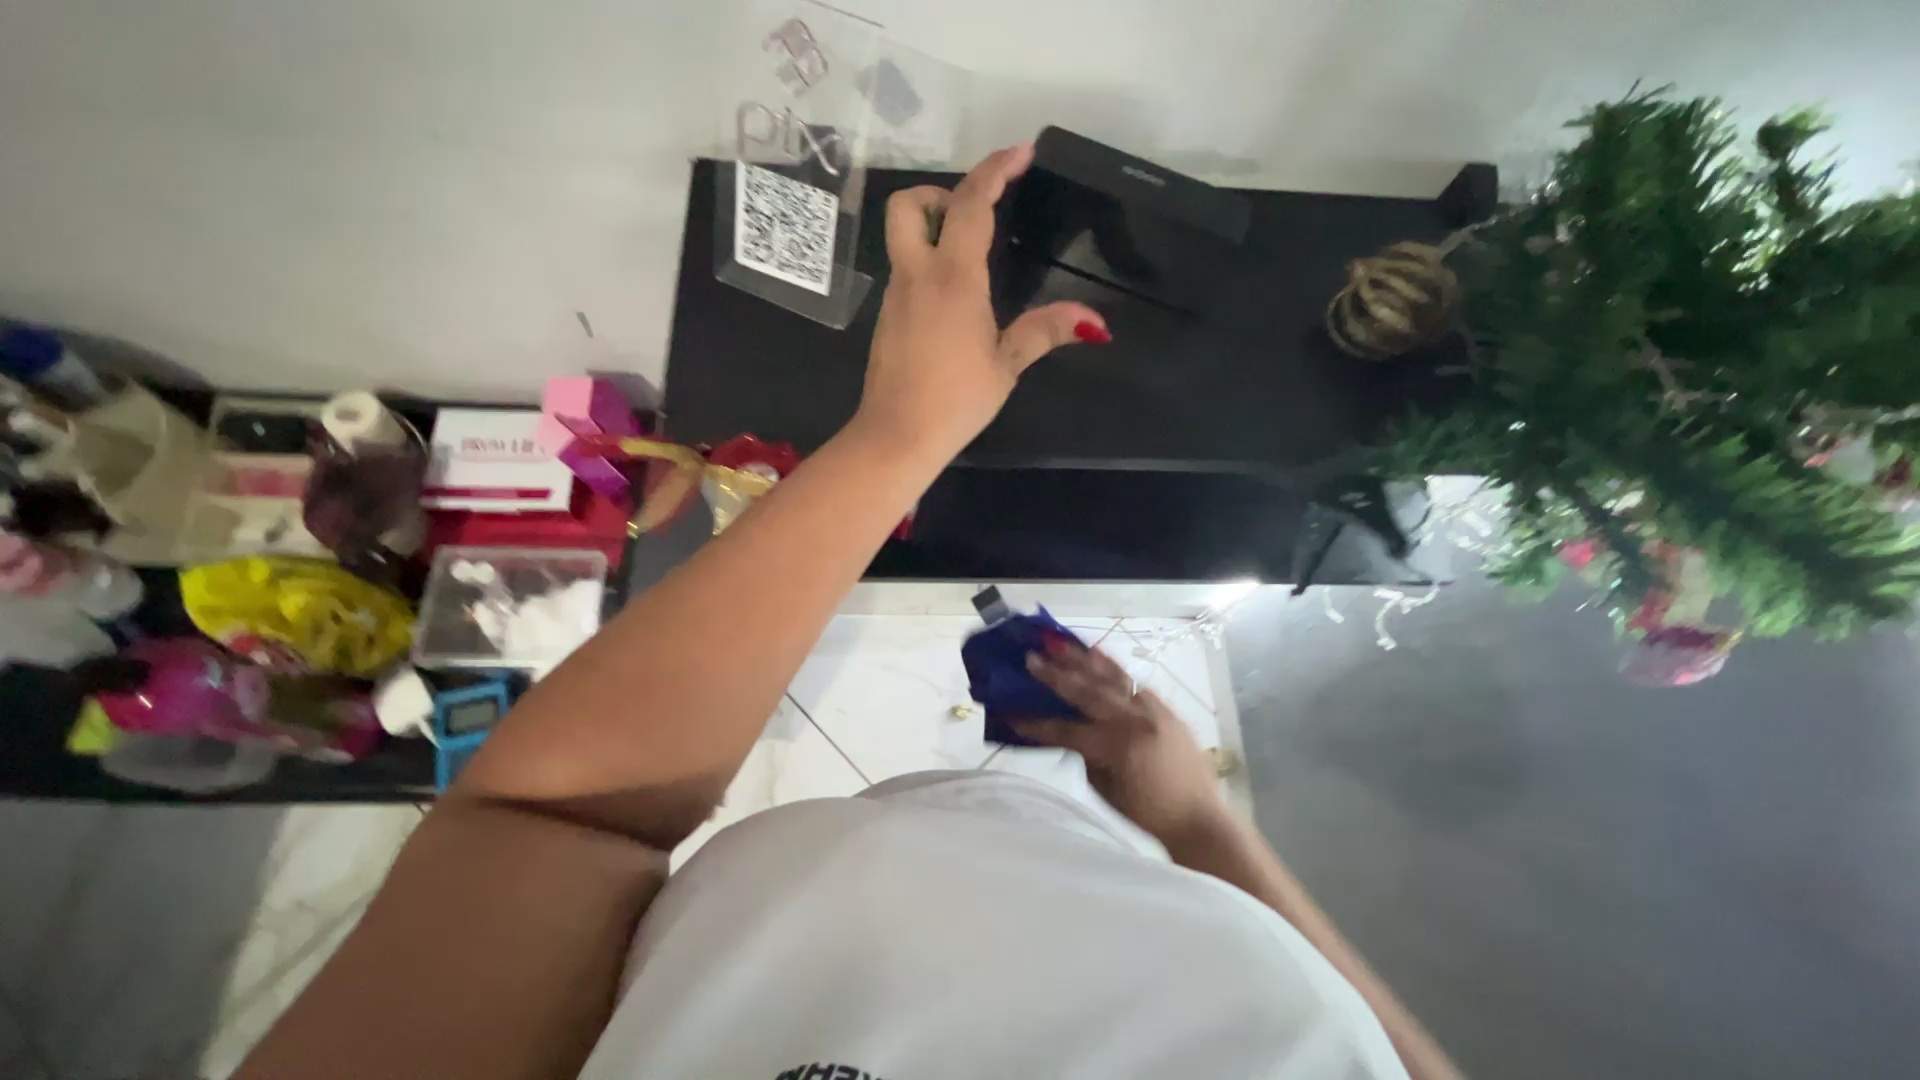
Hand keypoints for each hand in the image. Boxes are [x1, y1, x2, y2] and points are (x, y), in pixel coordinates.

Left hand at [852, 143, 1108, 457]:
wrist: (895, 436)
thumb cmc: (955, 400)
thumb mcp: (1006, 365)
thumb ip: (1045, 332)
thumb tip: (1094, 321)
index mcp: (953, 279)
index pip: (972, 205)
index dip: (996, 169)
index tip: (1021, 150)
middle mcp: (917, 276)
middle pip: (910, 205)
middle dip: (940, 194)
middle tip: (975, 217)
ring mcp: (896, 296)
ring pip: (902, 237)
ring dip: (932, 228)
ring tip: (972, 261)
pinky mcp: (887, 318)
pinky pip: (905, 272)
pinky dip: (927, 264)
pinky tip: (954, 302)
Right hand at [1015, 639, 1225, 843]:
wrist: (1200, 819)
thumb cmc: (1149, 815)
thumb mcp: (1107, 791)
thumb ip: (1086, 758)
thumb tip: (1069, 735)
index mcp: (1115, 747)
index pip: (1066, 730)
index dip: (1036, 724)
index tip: (1011, 713)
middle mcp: (1133, 721)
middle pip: (1087, 692)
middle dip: (1056, 675)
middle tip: (1031, 656)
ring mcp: (1153, 710)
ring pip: (1113, 677)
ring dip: (1084, 659)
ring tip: (1062, 642)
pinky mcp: (1166, 708)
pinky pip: (1135, 682)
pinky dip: (1114, 668)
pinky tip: (1098, 654)